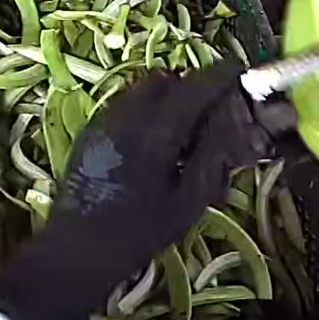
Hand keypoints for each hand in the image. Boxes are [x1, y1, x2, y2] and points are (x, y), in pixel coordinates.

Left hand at [0, 62, 255, 319]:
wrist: (79, 246)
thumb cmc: (142, 230)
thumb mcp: (189, 199)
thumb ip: (213, 153)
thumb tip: (233, 118)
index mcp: (157, 130)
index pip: (195, 87)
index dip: (221, 76)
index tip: (239, 73)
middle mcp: (129, 113)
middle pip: (168, 80)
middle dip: (194, 85)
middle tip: (215, 104)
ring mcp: (106, 118)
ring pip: (145, 89)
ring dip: (170, 95)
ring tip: (186, 122)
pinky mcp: (93, 127)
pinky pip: (127, 103)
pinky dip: (148, 107)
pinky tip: (156, 137)